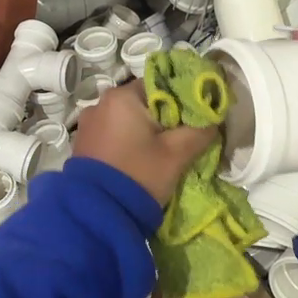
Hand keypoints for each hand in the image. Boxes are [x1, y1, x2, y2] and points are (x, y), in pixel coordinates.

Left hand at [73, 82, 217, 204]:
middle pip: (143, 102)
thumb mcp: (176, 154)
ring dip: (144, 131)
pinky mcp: (83, 143)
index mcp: (122, 96)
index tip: (195, 118)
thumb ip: (199, 130)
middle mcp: (100, 103)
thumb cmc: (139, 175)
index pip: (160, 85)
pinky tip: (138, 158)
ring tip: (160, 152)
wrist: (98, 213)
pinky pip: (113, 133)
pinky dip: (127, 141)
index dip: (181, 99)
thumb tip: (213, 119)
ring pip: (127, 119)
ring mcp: (88, 123)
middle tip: (181, 138)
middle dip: (163, 118)